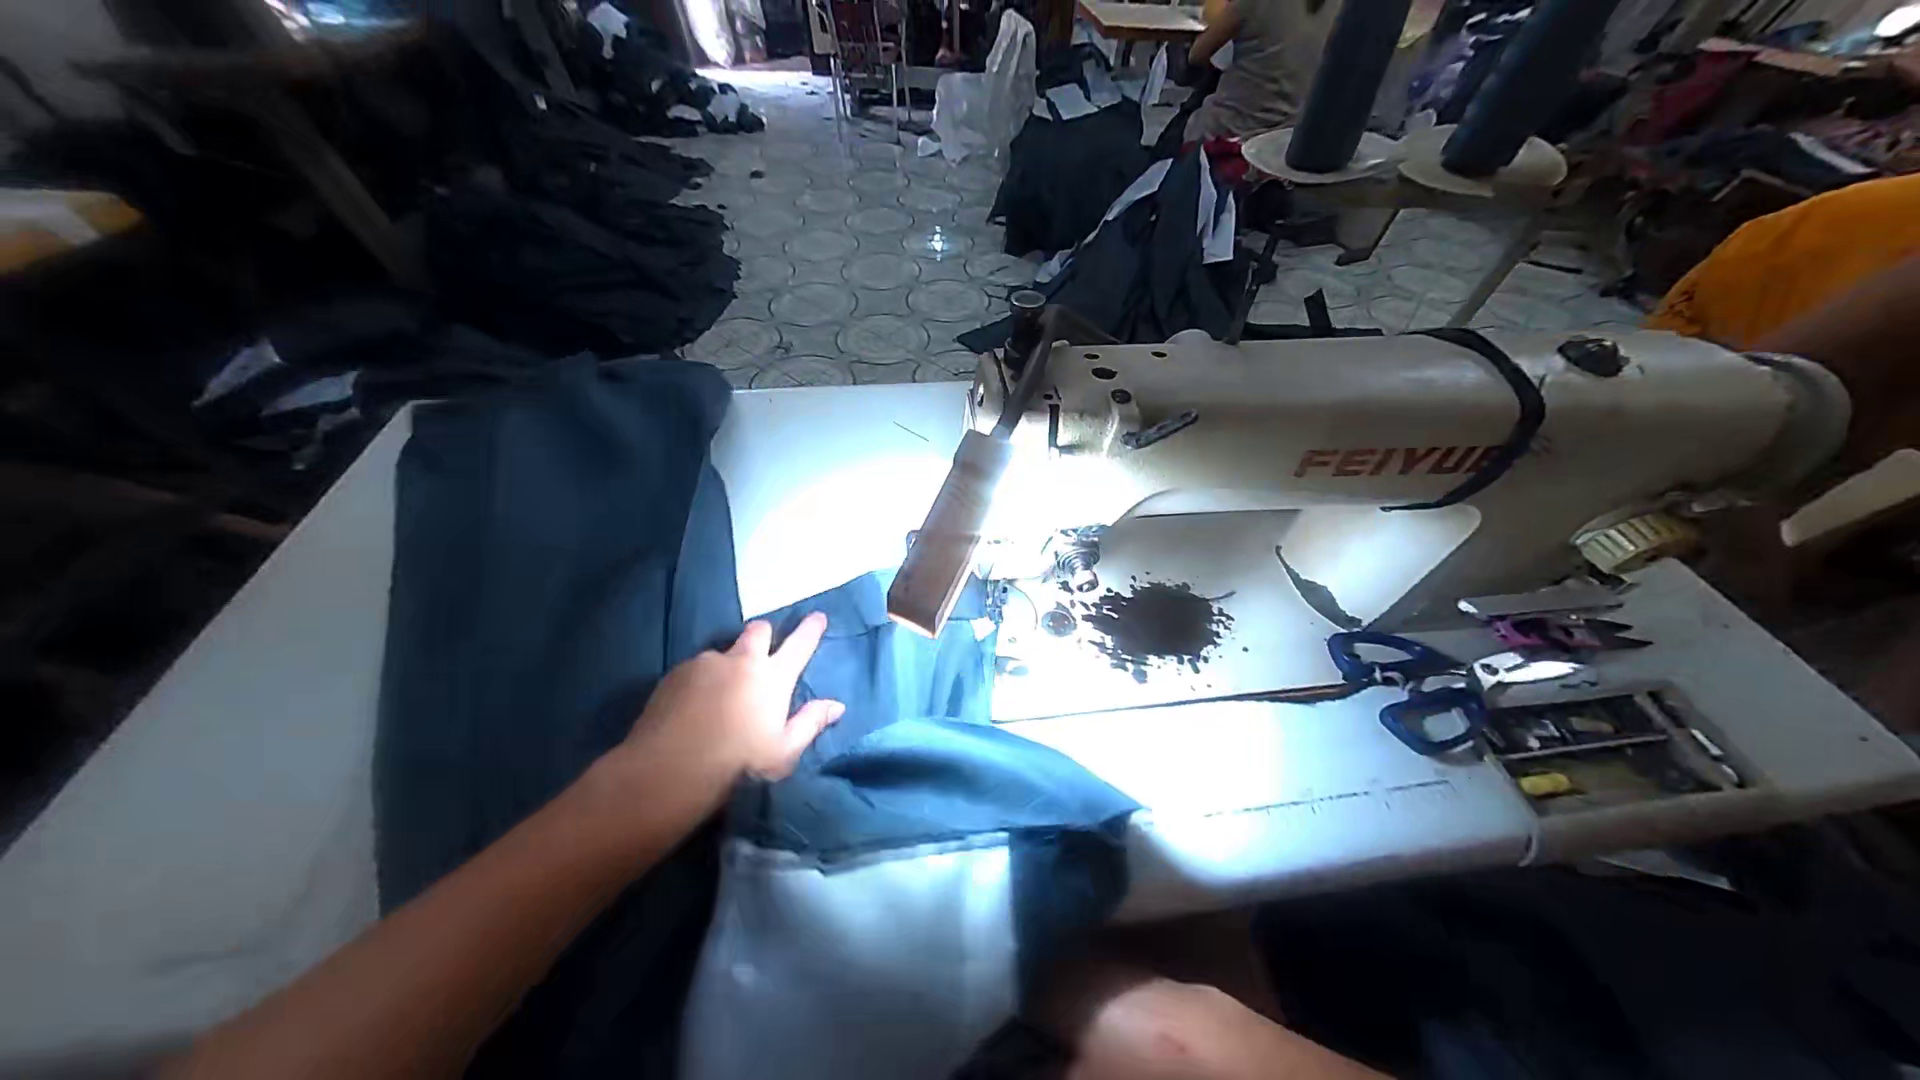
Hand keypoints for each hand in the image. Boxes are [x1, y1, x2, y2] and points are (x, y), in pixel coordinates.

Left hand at [616, 614, 844, 796]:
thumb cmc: (738, 763)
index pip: (800, 644)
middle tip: (763, 651)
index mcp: (773, 677)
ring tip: (720, 692)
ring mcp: (706, 663)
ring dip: (728, 663)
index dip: (811, 629)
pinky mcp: (676, 673)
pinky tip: (695, 703)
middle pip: (759, 630)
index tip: (818, 616)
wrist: (669, 768)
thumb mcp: (784, 751)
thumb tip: (837, 705)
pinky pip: (696, 667)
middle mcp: (742, 661)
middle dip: (764, 634)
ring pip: (724, 651)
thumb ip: (811, 723)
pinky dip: (702, 679)